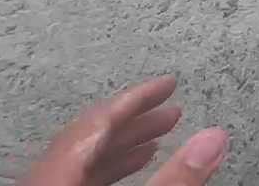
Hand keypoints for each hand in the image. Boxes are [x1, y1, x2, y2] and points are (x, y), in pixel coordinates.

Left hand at [16, 76, 228, 185]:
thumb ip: (172, 175)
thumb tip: (214, 136)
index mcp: (57, 173)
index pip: (97, 119)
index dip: (136, 96)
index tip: (168, 83)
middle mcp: (43, 179)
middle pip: (87, 138)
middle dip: (135, 119)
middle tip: (170, 108)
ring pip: (79, 160)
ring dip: (123, 145)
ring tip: (155, 141)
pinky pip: (73, 178)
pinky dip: (107, 167)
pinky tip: (130, 170)